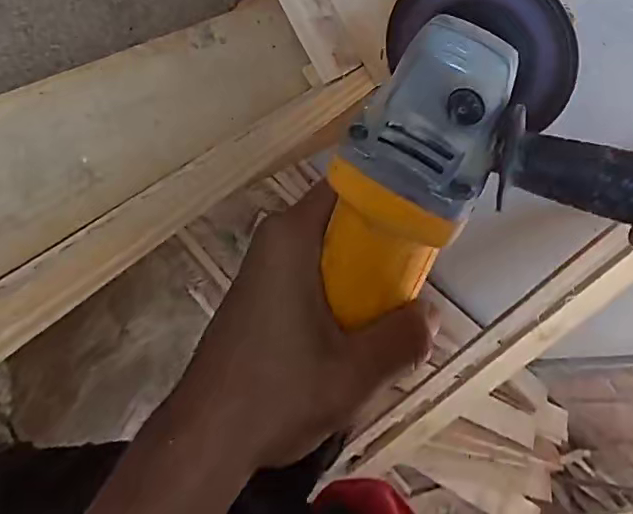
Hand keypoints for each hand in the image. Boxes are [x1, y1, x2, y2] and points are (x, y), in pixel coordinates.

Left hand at [182, 184, 437, 466]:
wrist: (199, 448)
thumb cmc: (274, 395)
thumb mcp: (353, 374)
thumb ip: (402, 340)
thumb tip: (432, 314)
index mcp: (293, 234)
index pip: (352, 183)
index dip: (392, 192)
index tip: (424, 212)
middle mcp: (277, 238)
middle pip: (346, 216)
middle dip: (384, 238)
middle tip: (418, 265)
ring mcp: (266, 267)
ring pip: (332, 247)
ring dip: (365, 268)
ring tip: (397, 299)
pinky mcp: (262, 295)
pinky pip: (315, 270)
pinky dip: (342, 286)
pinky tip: (358, 325)